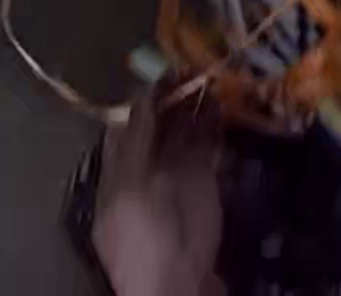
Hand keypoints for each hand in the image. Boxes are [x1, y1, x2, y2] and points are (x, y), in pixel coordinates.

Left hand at [93, 91, 223, 295]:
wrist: (177, 280)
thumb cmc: (141, 237)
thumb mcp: (129, 188)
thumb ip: (136, 140)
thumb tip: (141, 96)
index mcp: (121, 167)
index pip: (128, 123)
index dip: (141, 98)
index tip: (158, 72)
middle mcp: (148, 161)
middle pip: (159, 119)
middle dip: (172, 93)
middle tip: (189, 66)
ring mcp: (177, 166)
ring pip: (184, 124)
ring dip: (194, 100)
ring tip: (207, 74)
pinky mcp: (203, 172)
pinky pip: (207, 137)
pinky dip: (213, 118)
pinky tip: (219, 98)